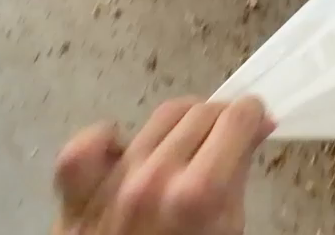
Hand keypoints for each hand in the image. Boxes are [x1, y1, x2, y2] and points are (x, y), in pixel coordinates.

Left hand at [54, 97, 272, 234]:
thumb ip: (240, 171)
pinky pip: (83, 147)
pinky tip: (128, 150)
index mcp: (197, 194)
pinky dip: (107, 139)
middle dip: (223, 122)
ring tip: (186, 151)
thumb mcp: (228, 230)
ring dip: (183, 125)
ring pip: (163, 115)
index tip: (253, 128)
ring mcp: (111, 186)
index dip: (253, 117)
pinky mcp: (75, 199)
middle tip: (225, 146)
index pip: (239, 116)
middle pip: (204, 112)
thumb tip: (259, 123)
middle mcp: (154, 179)